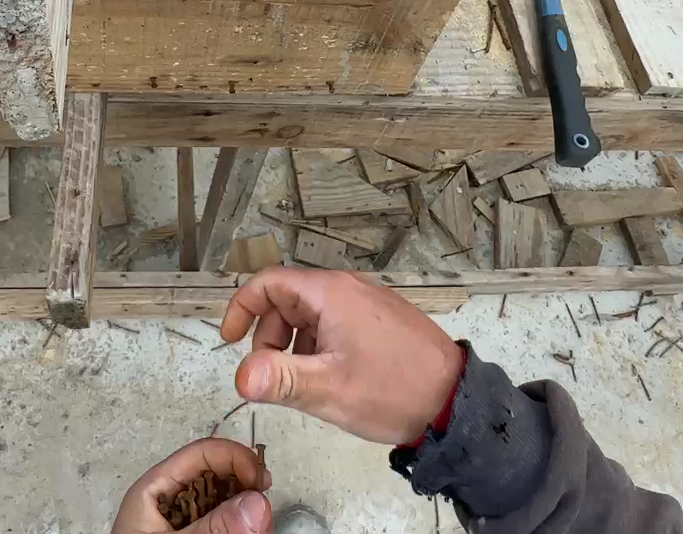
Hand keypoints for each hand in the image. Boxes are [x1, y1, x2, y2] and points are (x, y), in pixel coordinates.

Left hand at [112, 438, 271, 533]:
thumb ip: (214, 529)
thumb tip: (258, 503)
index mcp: (156, 490)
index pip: (201, 453)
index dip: (235, 458)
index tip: (263, 483)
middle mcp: (172, 501)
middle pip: (218, 477)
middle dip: (244, 494)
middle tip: (264, 521)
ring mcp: (185, 524)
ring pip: (227, 504)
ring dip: (245, 520)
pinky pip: (223, 527)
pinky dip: (238, 532)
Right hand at [221, 267, 463, 444]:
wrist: (455, 400)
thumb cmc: (393, 389)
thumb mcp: (330, 389)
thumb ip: (281, 379)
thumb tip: (240, 375)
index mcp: (329, 293)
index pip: (268, 282)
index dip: (241, 307)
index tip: (228, 340)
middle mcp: (345, 288)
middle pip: (286, 299)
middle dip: (268, 336)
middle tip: (272, 377)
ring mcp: (364, 301)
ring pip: (309, 314)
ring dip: (294, 345)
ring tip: (305, 383)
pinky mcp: (377, 318)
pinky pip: (333, 322)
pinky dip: (318, 345)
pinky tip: (331, 377)